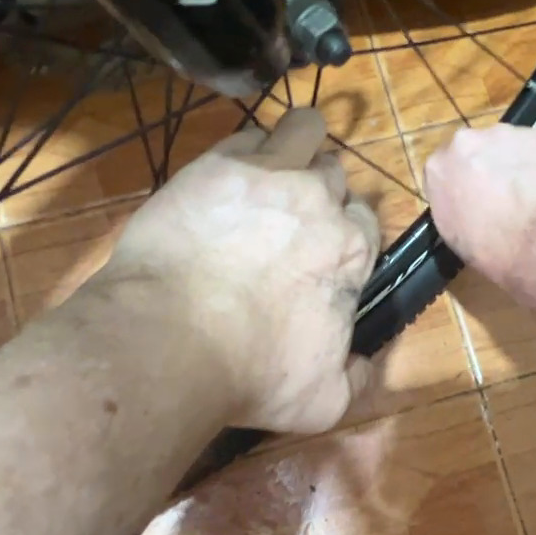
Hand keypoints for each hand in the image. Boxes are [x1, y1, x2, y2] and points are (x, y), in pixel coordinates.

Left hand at [94, 108, 379, 432]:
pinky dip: (248, 149)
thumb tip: (362, 363)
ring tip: (274, 168)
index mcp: (351, 252)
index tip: (318, 254)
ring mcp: (270, 174)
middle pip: (334, 177)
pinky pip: (250, 134)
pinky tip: (230, 173)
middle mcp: (321, 202)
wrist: (170, 339)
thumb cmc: (250, 373)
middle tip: (285, 222)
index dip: (343, 235)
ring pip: (304, 132)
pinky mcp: (219, 163)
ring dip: (298, 146)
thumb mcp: (322, 402)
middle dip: (318, 194)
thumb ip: (354, 379)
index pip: (365, 223)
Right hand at [422, 124, 535, 281]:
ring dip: (516, 164)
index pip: (444, 171)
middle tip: (502, 197)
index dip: (461, 186)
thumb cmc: (493, 247)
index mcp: (438, 167)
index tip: (473, 202)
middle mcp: (467, 142)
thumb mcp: (456, 237)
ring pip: (508, 146)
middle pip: (474, 150)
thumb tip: (468, 208)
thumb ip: (455, 209)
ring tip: (532, 194)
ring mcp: (506, 134)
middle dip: (486, 168)